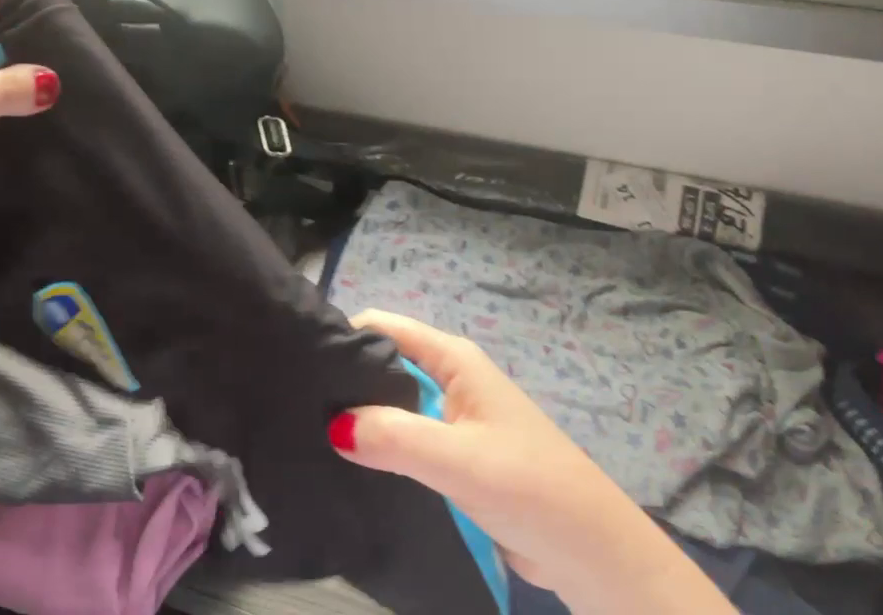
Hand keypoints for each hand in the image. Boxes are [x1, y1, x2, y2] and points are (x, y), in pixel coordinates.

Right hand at [329, 311, 733, 614]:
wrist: (590, 554)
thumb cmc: (529, 488)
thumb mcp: (458, 459)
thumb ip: (395, 436)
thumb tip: (331, 424)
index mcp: (453, 360)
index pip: (382, 328)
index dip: (340, 337)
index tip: (298, 362)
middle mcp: (448, 381)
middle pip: (381, 366)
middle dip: (342, 382)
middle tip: (293, 406)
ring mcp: (449, 420)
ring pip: (389, 407)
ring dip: (357, 420)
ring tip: (305, 435)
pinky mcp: (450, 458)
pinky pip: (401, 442)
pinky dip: (376, 449)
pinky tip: (343, 466)